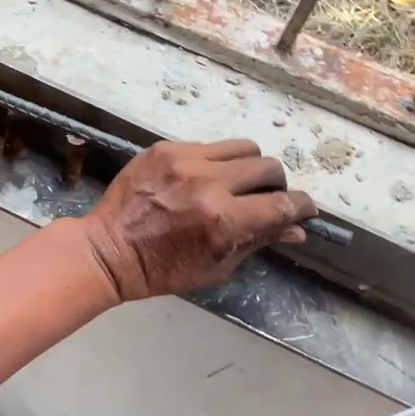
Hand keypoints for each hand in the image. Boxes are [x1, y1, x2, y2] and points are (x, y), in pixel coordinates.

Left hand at [79, 140, 316, 301]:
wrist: (109, 250)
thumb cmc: (164, 269)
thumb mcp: (217, 266)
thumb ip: (258, 241)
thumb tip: (296, 229)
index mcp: (224, 220)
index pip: (282, 204)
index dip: (302, 206)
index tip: (305, 209)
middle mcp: (209, 183)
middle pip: (268, 167)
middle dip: (276, 185)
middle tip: (265, 198)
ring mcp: (185, 160)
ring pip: (243, 147)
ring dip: (249, 166)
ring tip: (238, 183)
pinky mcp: (165, 148)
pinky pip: (208, 146)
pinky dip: (215, 162)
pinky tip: (201, 179)